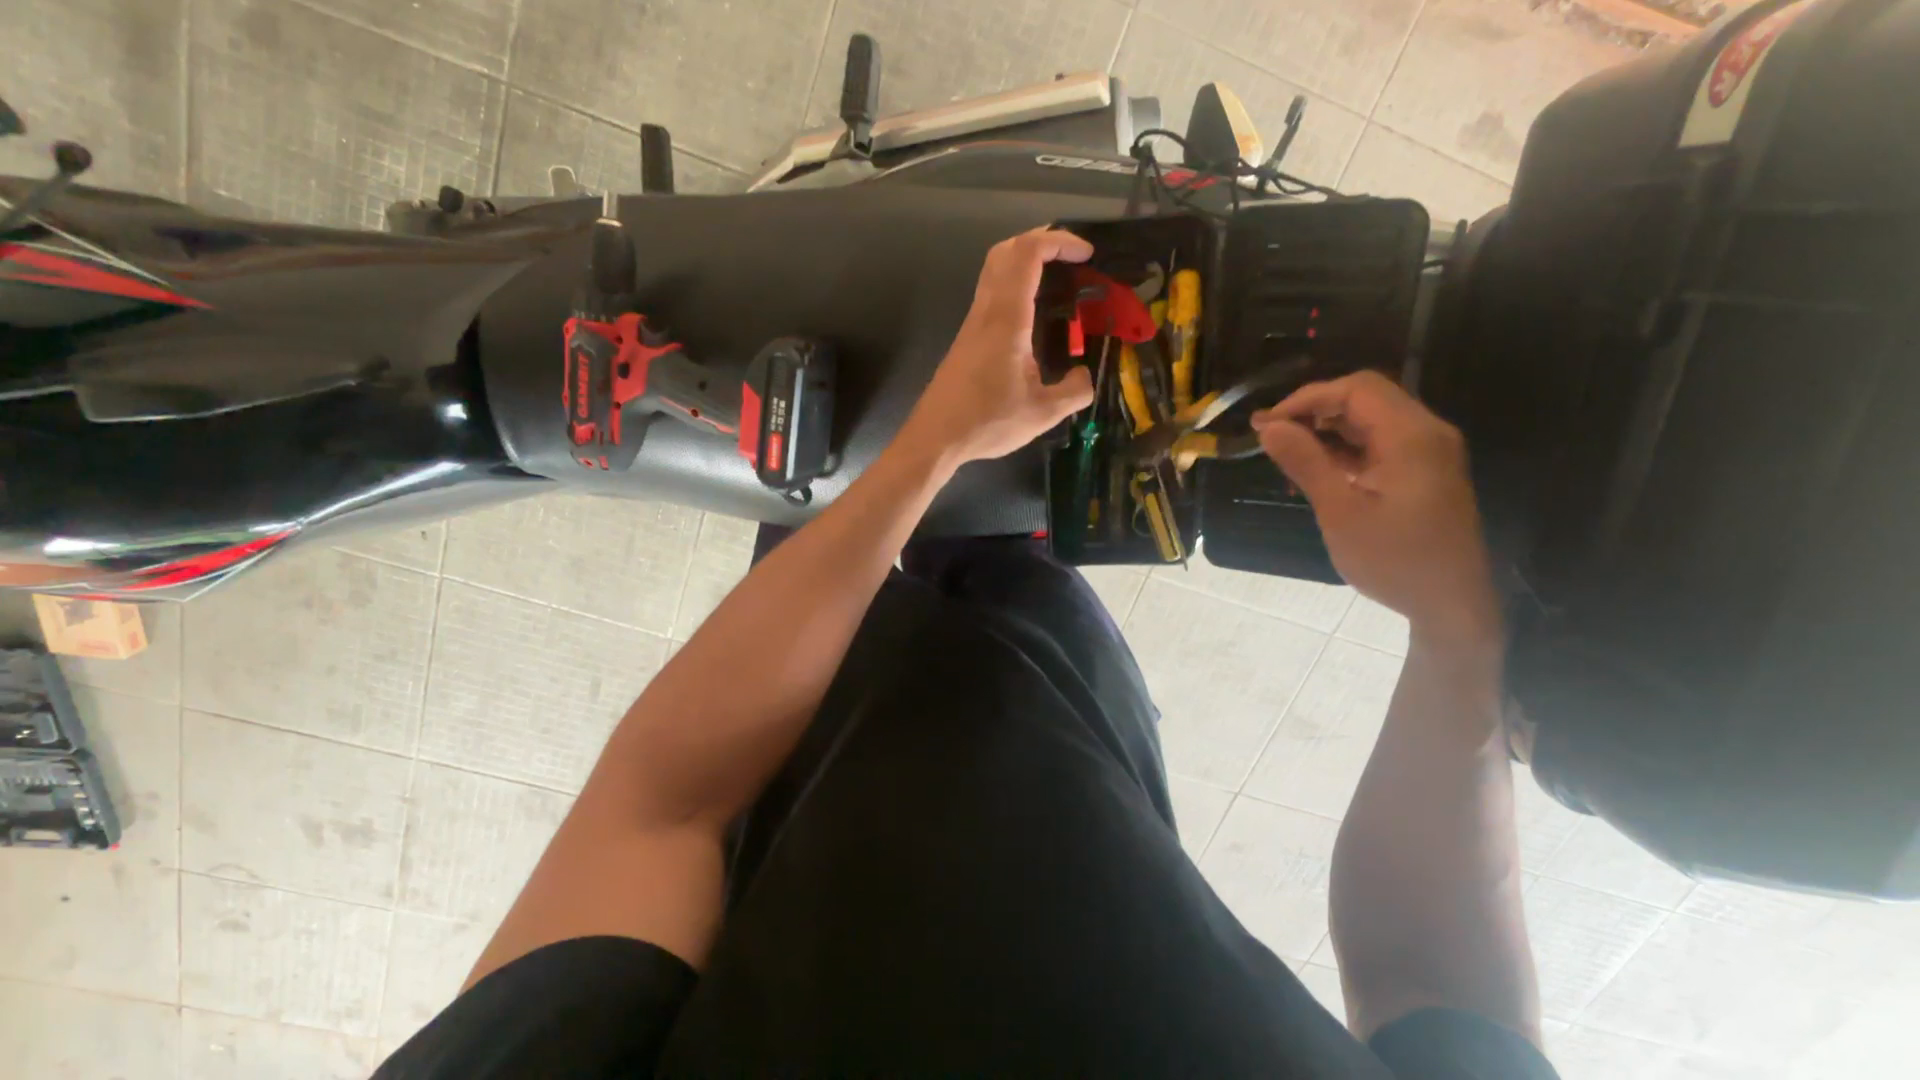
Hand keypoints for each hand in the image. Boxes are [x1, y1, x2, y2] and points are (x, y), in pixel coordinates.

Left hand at [897, 228, 1096, 465]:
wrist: (936, 437)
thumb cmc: (987, 422)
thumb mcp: (1043, 413)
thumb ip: (1074, 391)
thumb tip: (1087, 376)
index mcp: (1007, 319)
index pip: (1028, 254)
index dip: (1058, 241)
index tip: (1087, 254)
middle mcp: (987, 311)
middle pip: (1006, 250)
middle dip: (1041, 241)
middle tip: (1072, 256)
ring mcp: (973, 322)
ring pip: (995, 269)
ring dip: (1026, 261)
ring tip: (1059, 279)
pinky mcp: (968, 337)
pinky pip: (992, 292)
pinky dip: (1016, 283)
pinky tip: (1036, 312)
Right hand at [1252, 371, 1498, 645]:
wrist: (1451, 606)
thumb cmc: (1395, 560)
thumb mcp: (1341, 512)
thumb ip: (1306, 462)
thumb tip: (1269, 427)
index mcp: (1411, 435)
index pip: (1355, 389)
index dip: (1306, 398)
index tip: (1267, 424)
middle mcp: (1426, 433)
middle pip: (1365, 398)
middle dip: (1315, 410)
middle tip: (1271, 435)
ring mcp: (1429, 453)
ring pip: (1372, 420)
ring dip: (1328, 429)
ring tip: (1287, 453)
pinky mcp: (1425, 472)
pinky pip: (1382, 443)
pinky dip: (1347, 448)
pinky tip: (1317, 470)